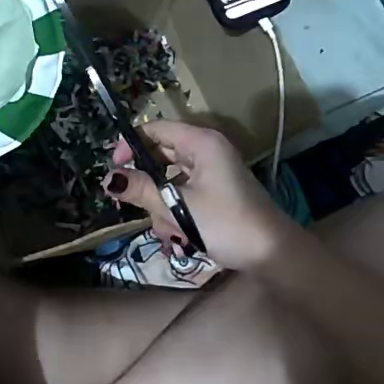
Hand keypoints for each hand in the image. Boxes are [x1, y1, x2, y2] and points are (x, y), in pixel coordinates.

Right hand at [103, 120, 300, 270]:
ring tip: (168, 230)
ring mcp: (213, 172)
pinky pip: (184, 193)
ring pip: (170, 178)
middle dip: (146, 182)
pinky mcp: (217, 193)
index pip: (155, 129)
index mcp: (201, 143)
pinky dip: (176, 211)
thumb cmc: (225, 223)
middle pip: (161, 154)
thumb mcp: (177, 207)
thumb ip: (142, 189)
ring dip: (161, 204)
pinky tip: (178, 236)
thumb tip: (110, 179)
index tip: (114, 169)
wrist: (273, 255)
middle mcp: (207, 151)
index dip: (130, 144)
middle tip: (133, 204)